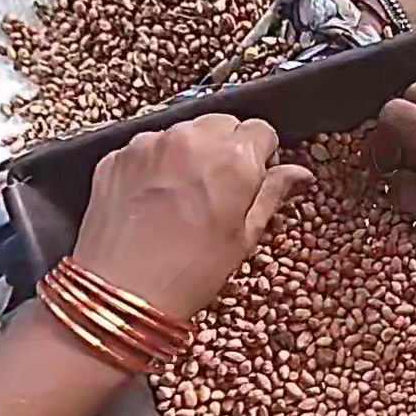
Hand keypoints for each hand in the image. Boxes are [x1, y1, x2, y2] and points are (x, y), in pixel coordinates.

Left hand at [73, 115, 313, 319]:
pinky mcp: (117, 154)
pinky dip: (157, 164)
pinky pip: (149, 147)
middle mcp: (192, 139)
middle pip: (223, 123)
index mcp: (234, 159)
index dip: (263, 153)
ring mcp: (150, 144)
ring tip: (185, 197)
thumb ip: (272, 194)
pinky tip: (156, 200)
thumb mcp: (244, 237)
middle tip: (222, 188)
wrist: (122, 291)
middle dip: (228, 147)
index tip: (255, 177)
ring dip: (192, 152)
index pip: (261, 130)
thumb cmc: (190, 272)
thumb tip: (298, 173)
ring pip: (184, 131)